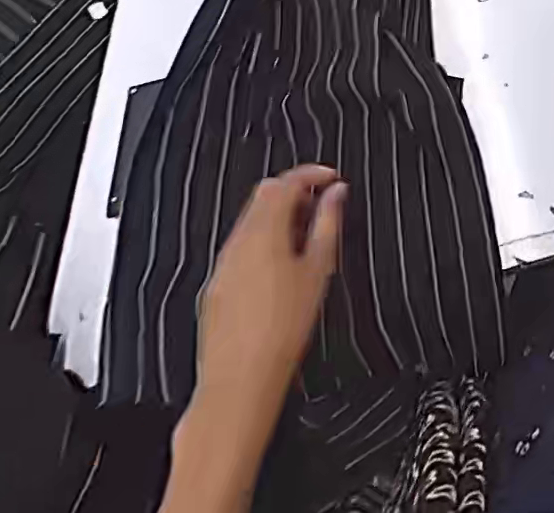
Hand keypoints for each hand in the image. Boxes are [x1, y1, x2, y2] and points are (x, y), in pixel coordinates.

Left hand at [194, 164, 347, 408]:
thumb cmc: (283, 328)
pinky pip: (240, 245)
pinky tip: (282, 264)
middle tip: (321, 203)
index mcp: (264, 230)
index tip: (331, 178)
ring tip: (307, 236)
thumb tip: (336, 194)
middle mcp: (238, 240)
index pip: (287, 182)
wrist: (239, 381)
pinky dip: (263, 238)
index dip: (312, 173)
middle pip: (264, 193)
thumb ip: (327, 223)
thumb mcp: (317, 269)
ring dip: (279, 214)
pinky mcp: (217, 284)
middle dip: (294, 190)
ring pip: (250, 219)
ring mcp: (224, 262)